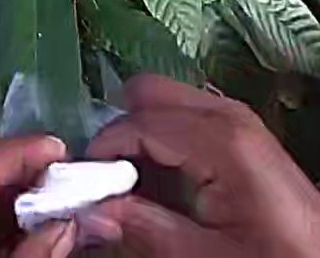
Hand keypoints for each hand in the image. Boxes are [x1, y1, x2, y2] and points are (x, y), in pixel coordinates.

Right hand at [86, 75, 319, 257]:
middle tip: (108, 182)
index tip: (81, 184)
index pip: (139, 124)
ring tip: (130, 185)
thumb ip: (146, 228)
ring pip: (163, 97)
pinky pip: (182, 111)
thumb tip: (90, 209)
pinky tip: (162, 181)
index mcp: (218, 139)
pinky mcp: (238, 125)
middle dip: (120, 130)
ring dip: (139, 132)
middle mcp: (222, 110)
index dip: (103, 151)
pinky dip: (161, 135)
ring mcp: (233, 113)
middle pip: (148, 91)